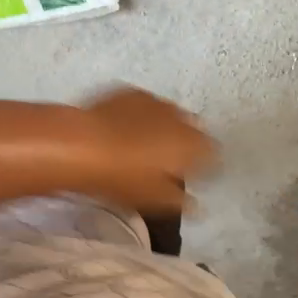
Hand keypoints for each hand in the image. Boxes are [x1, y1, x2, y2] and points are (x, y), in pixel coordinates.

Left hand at [82, 86, 217, 215]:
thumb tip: (196, 205)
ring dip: (167, 126)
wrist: (83, 143)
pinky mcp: (132, 92)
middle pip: (194, 130)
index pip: (213, 153)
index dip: (207, 165)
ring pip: (171, 114)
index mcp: (191, 145)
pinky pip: (148, 105)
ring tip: (150, 142)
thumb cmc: (122, 178)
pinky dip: (145, 115)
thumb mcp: (153, 199)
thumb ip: (180, 200)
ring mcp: (156, 101)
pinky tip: (130, 126)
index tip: (199, 175)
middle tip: (172, 160)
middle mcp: (180, 118)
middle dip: (188, 143)